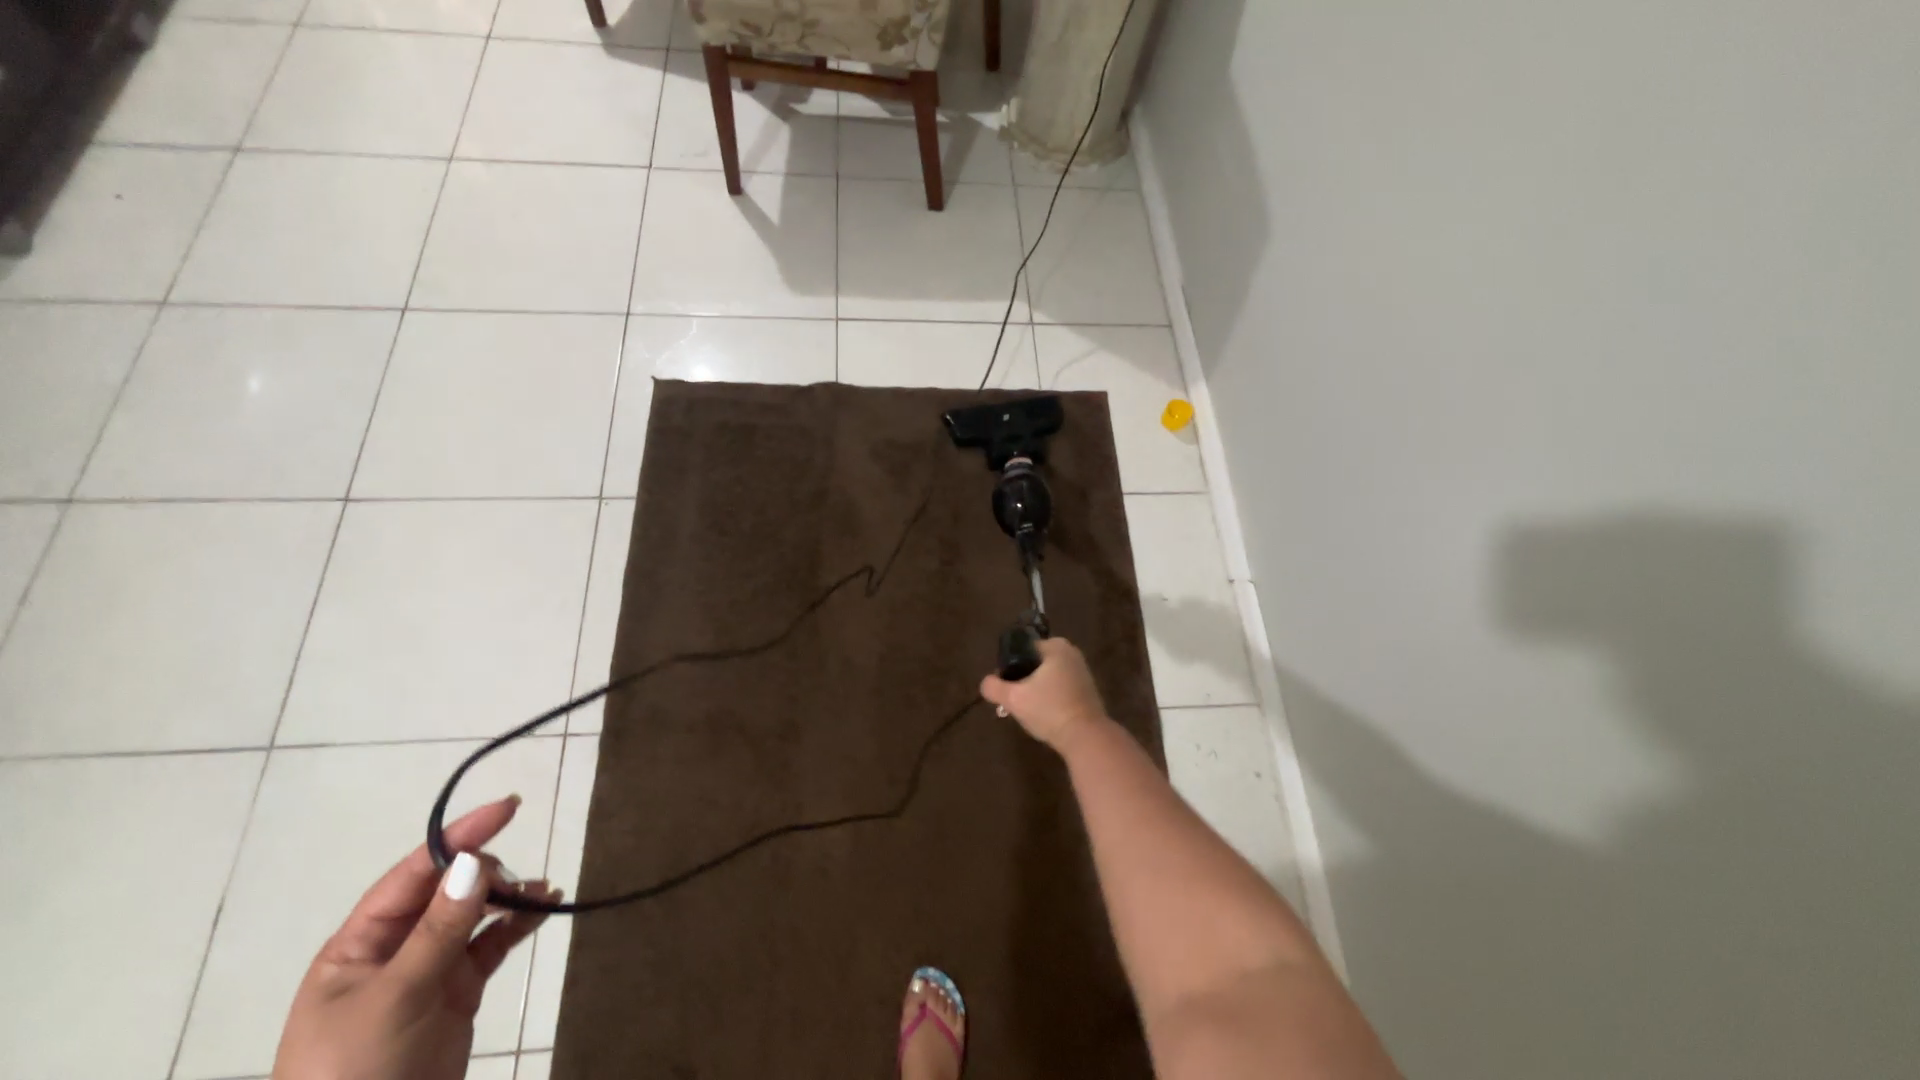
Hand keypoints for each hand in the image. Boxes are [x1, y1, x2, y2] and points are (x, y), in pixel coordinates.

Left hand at [272, 796, 561, 1079]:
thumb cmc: (356, 1070)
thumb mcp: (395, 997)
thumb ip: (438, 931)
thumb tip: (474, 862)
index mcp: (359, 945)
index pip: (412, 875)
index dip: (457, 839)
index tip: (507, 808)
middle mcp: (394, 950)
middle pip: (445, 891)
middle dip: (483, 873)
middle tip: (517, 878)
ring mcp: (427, 973)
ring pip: (473, 918)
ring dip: (506, 898)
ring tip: (542, 890)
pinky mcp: (456, 995)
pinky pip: (490, 948)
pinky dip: (516, 927)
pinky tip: (544, 910)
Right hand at [980, 637, 1109, 751]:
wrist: (1086, 737)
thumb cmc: (1049, 710)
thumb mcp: (1014, 699)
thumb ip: (994, 687)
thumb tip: (986, 683)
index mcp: (1056, 647)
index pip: (1023, 649)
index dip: (1009, 667)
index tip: (1005, 687)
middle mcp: (1072, 654)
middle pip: (1036, 664)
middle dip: (1023, 681)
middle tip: (1014, 701)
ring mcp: (1083, 672)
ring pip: (1048, 678)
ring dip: (1036, 691)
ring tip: (1027, 711)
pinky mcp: (1088, 691)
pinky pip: (1061, 689)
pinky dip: (1051, 699)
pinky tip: (1044, 716)